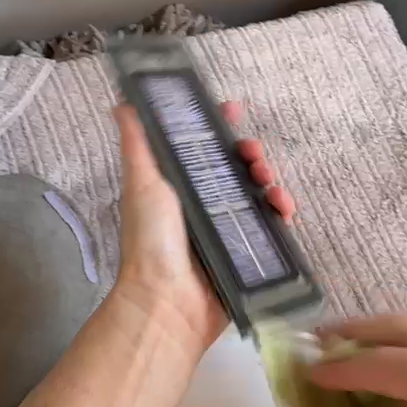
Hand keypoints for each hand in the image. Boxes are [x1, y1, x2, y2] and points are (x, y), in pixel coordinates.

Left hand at [108, 100, 294, 359]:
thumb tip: (122, 102)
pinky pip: (272, 224)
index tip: (233, 108)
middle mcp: (204, 201)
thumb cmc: (151, 238)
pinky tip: (283, 208)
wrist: (168, 304)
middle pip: (237, 165)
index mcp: (180, 183)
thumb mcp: (142, 183)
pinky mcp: (248, 250)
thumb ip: (138, 144)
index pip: (204, 146)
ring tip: (270, 183)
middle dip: (250, 152)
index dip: (220, 125)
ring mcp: (228, 226)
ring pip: (258, 190)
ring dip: (270, 178)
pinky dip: (282, 211)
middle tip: (253, 154)